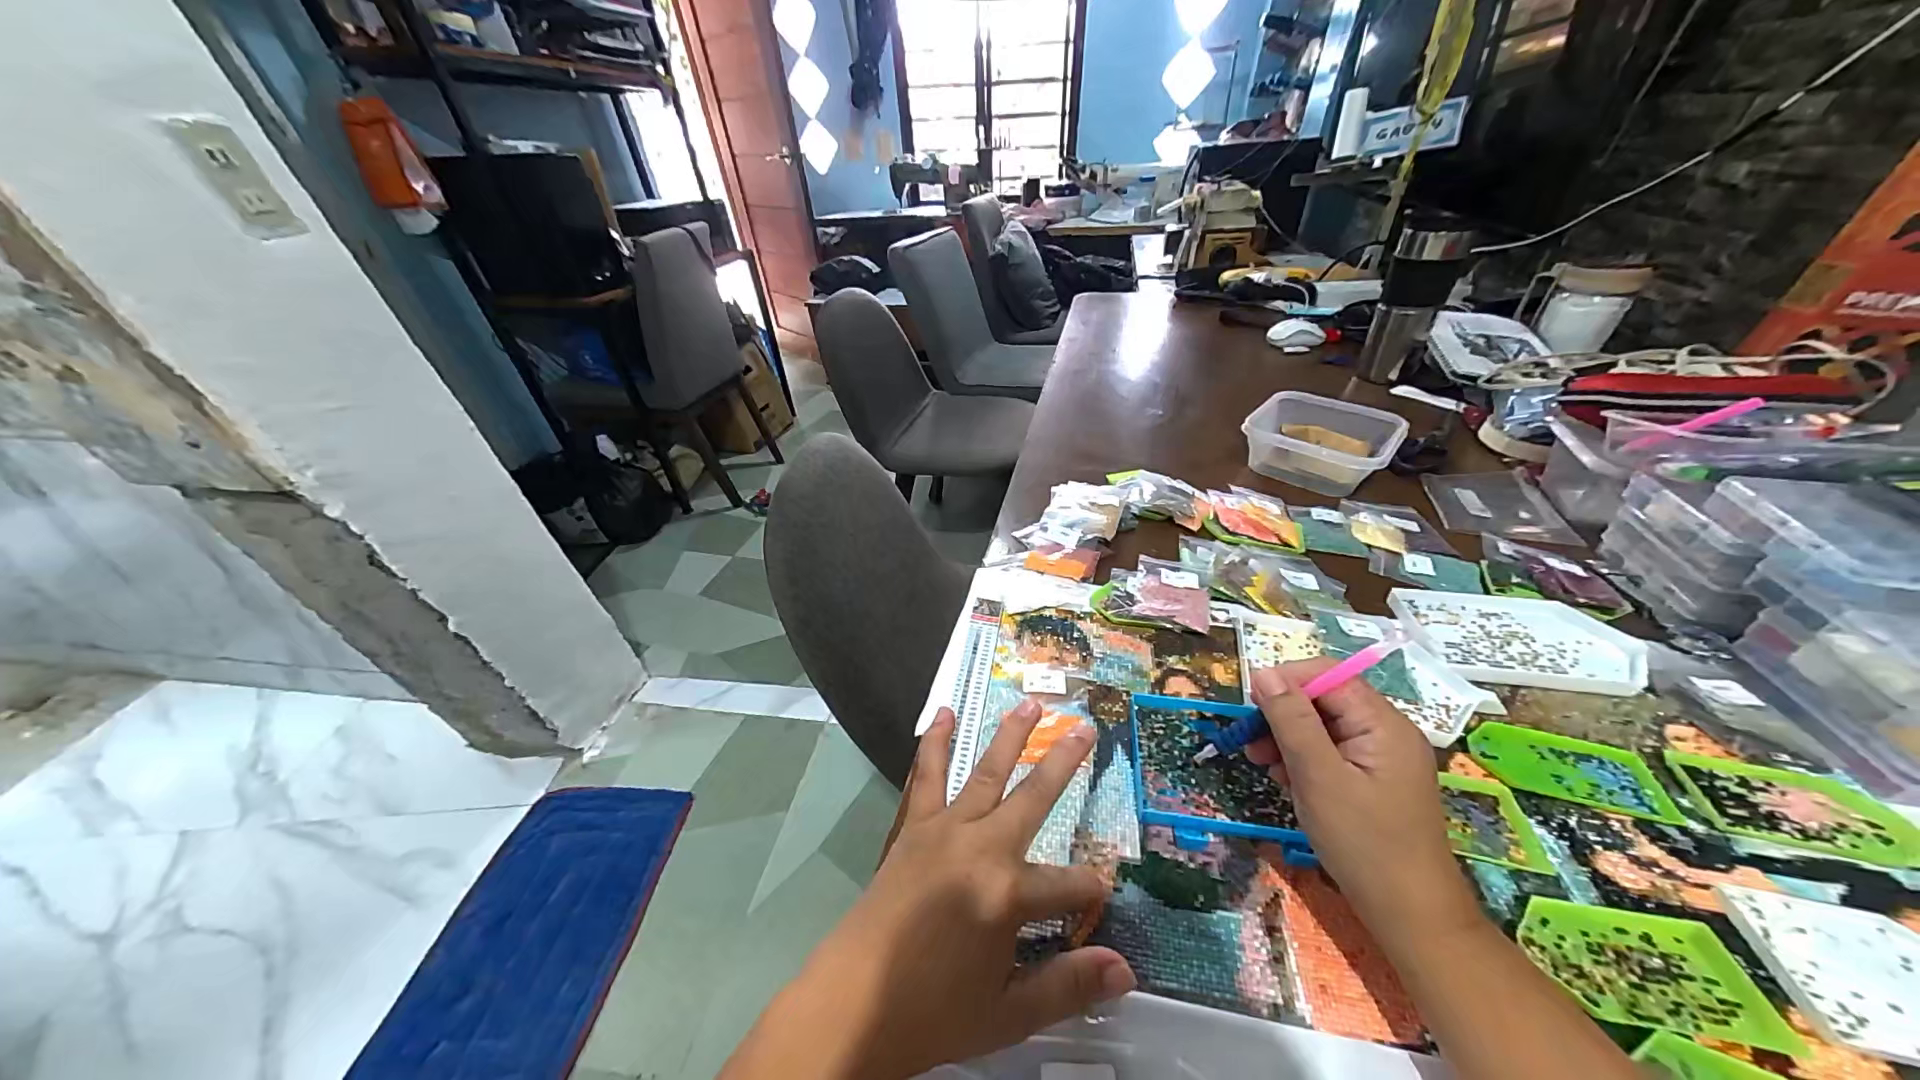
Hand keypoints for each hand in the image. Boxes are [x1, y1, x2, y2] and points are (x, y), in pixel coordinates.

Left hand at [720, 699, 1136, 1079]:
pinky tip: (942, 714)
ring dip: (1009, 736)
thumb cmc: (933, 1011)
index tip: (1100, 896)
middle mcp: (981, 847)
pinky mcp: (914, 827)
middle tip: (1086, 728)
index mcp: (1009, 895)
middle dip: (1064, 763)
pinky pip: (927, 776)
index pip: (1070, 887)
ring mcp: (944, 830)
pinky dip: (934, 742)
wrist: (853, 1001)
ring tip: (1029, 704)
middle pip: (1034, 797)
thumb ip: (1068, 985)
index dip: (1090, 893)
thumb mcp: (1008, 1012)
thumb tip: (1125, 969)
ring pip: (986, 773)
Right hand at [1242, 660, 1479, 947]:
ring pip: (1323, 726)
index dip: (1286, 681)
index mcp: (1383, 724)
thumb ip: (1291, 720)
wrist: (1410, 914)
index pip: (1329, 676)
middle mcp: (1387, 732)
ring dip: (1287, 737)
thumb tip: (1264, 673)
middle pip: (1325, 700)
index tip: (1249, 705)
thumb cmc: (1363, 842)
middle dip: (1282, 714)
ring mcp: (1382, 757)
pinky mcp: (1373, 779)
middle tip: (1249, 741)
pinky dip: (1303, 758)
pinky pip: (1331, 751)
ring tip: (1261, 763)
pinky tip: (1285, 779)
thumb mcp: (1318, 776)